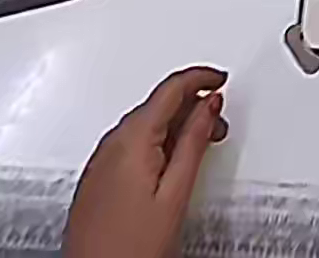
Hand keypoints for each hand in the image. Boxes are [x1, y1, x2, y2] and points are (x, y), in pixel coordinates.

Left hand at [64, 66, 227, 257]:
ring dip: (177, 126)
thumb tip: (209, 104)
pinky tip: (172, 164)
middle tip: (219, 121)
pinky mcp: (97, 181)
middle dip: (193, 106)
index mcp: (131, 138)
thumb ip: (194, 141)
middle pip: (159, 105)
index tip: (220, 78)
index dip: (200, 78)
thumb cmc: (130, 254)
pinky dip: (158, 143)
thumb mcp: (175, 194)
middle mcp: (112, 143)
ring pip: (147, 125)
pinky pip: (132, 145)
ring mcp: (101, 163)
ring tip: (202, 147)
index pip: (171, 88)